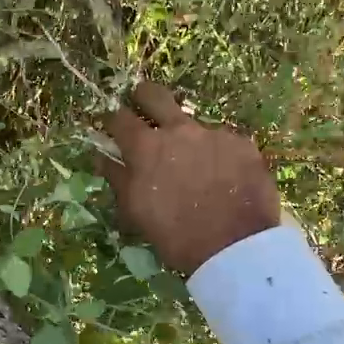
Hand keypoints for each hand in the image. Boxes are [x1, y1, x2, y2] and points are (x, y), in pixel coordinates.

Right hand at [98, 81, 281, 275]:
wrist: (234, 247)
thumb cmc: (174, 234)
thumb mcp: (135, 211)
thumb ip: (117, 178)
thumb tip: (100, 157)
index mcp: (145, 148)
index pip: (119, 118)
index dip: (111, 118)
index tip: (109, 122)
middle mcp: (178, 130)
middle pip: (155, 95)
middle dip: (143, 96)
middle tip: (141, 103)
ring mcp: (213, 133)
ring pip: (192, 124)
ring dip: (186, 137)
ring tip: (193, 164)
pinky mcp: (242, 144)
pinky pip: (222, 142)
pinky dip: (216, 155)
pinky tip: (222, 177)